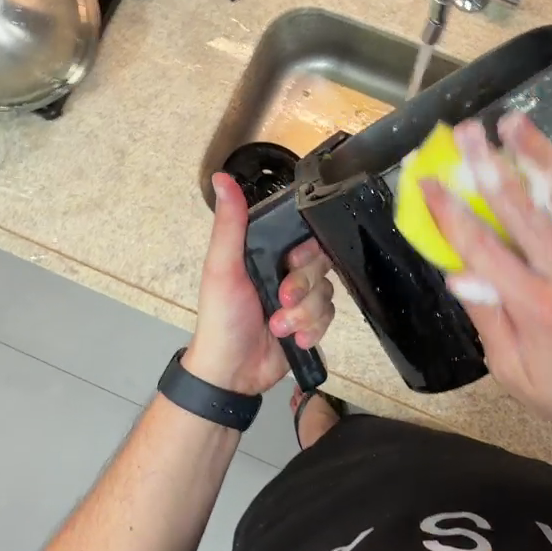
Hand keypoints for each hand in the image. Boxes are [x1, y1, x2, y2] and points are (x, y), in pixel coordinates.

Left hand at [183, 173, 336, 395]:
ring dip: (304, 315)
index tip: (292, 264)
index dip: (305, 252)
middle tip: (281, 303)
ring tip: (280, 328)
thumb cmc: (222, 317)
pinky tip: (294, 340)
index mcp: (266, 252)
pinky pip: (329, 318)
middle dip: (302, 290)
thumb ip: (230, 225)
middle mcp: (286, 271)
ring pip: (326, 294)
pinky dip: (312, 330)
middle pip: (320, 266)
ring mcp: (299, 299)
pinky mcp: (309, 323)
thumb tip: (222, 178)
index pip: (304, 237)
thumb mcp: (222, 267)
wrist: (232, 372)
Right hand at [421, 113, 551, 452]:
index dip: (451, 213)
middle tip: (466, 131)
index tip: (427, 181)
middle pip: (522, 211)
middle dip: (489, 167)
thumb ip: (487, 316)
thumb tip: (456, 269)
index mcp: (536, 310)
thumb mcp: (510, 370)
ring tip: (512, 122)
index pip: (483, 249)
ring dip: (536, 158)